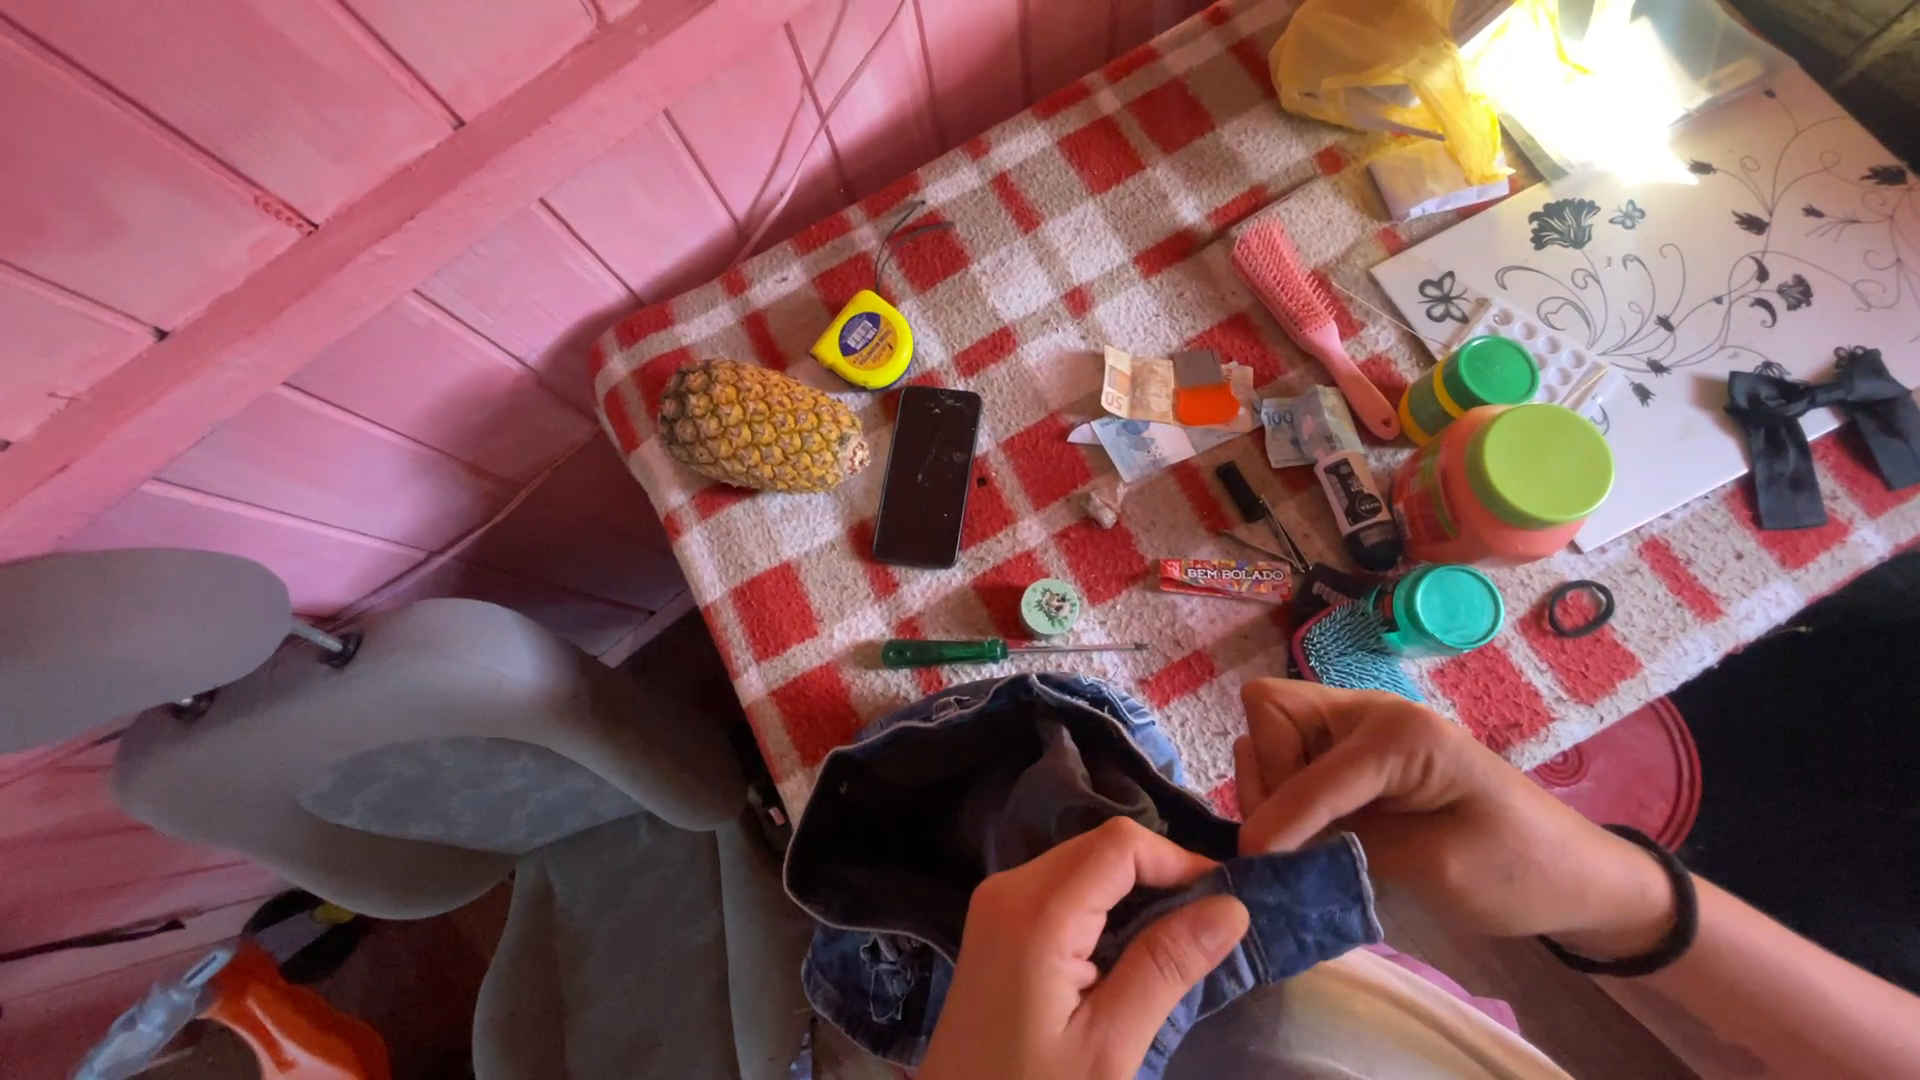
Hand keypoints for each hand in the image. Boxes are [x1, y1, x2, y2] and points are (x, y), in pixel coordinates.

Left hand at [917, 818, 1249, 1079]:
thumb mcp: (1109, 1046)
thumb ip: (1165, 966)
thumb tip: (1231, 907)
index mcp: (1034, 911)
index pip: (1119, 845)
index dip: (1177, 861)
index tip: (1224, 903)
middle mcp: (1009, 886)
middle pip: (1099, 846)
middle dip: (1159, 873)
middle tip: (1206, 927)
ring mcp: (997, 899)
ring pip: (1083, 861)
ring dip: (1133, 888)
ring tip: (1175, 941)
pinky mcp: (997, 918)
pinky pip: (1062, 884)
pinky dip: (1103, 902)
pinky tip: (1126, 948)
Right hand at [1233, 678, 1673, 958]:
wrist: (1570, 871)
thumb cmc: (1518, 870)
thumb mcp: (1436, 869)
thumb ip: (1346, 848)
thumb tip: (1271, 846)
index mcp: (1401, 734)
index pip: (1311, 771)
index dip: (1278, 816)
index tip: (1253, 859)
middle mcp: (1368, 711)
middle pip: (1269, 709)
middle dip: (1266, 774)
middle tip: (1286, 834)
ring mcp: (1355, 723)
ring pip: (1267, 726)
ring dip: (1268, 780)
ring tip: (1302, 832)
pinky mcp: (1346, 745)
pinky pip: (1283, 746)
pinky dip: (1278, 784)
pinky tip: (1307, 822)